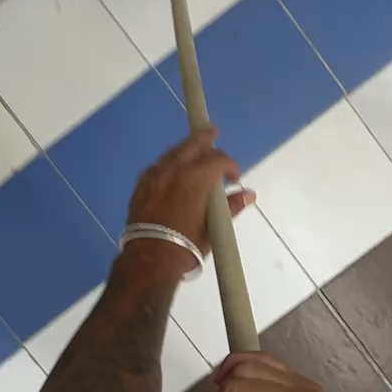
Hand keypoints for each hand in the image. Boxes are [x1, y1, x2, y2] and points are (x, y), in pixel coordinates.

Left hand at [124, 129, 255, 272]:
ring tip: (196, 149)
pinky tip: (175, 169)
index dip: (230, 165)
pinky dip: (171, 163)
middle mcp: (174, 170)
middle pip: (193, 145)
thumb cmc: (186, 246)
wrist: (149, 260)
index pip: (218, 159)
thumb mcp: (213, 228)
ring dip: (187, 149)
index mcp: (196, 179)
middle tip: (214, 132)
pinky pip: (159, 165)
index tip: (235, 177)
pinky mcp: (142, 185)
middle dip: (207, 138)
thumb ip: (231, 206)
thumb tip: (249, 194)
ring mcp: (155, 175)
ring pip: (174, 152)